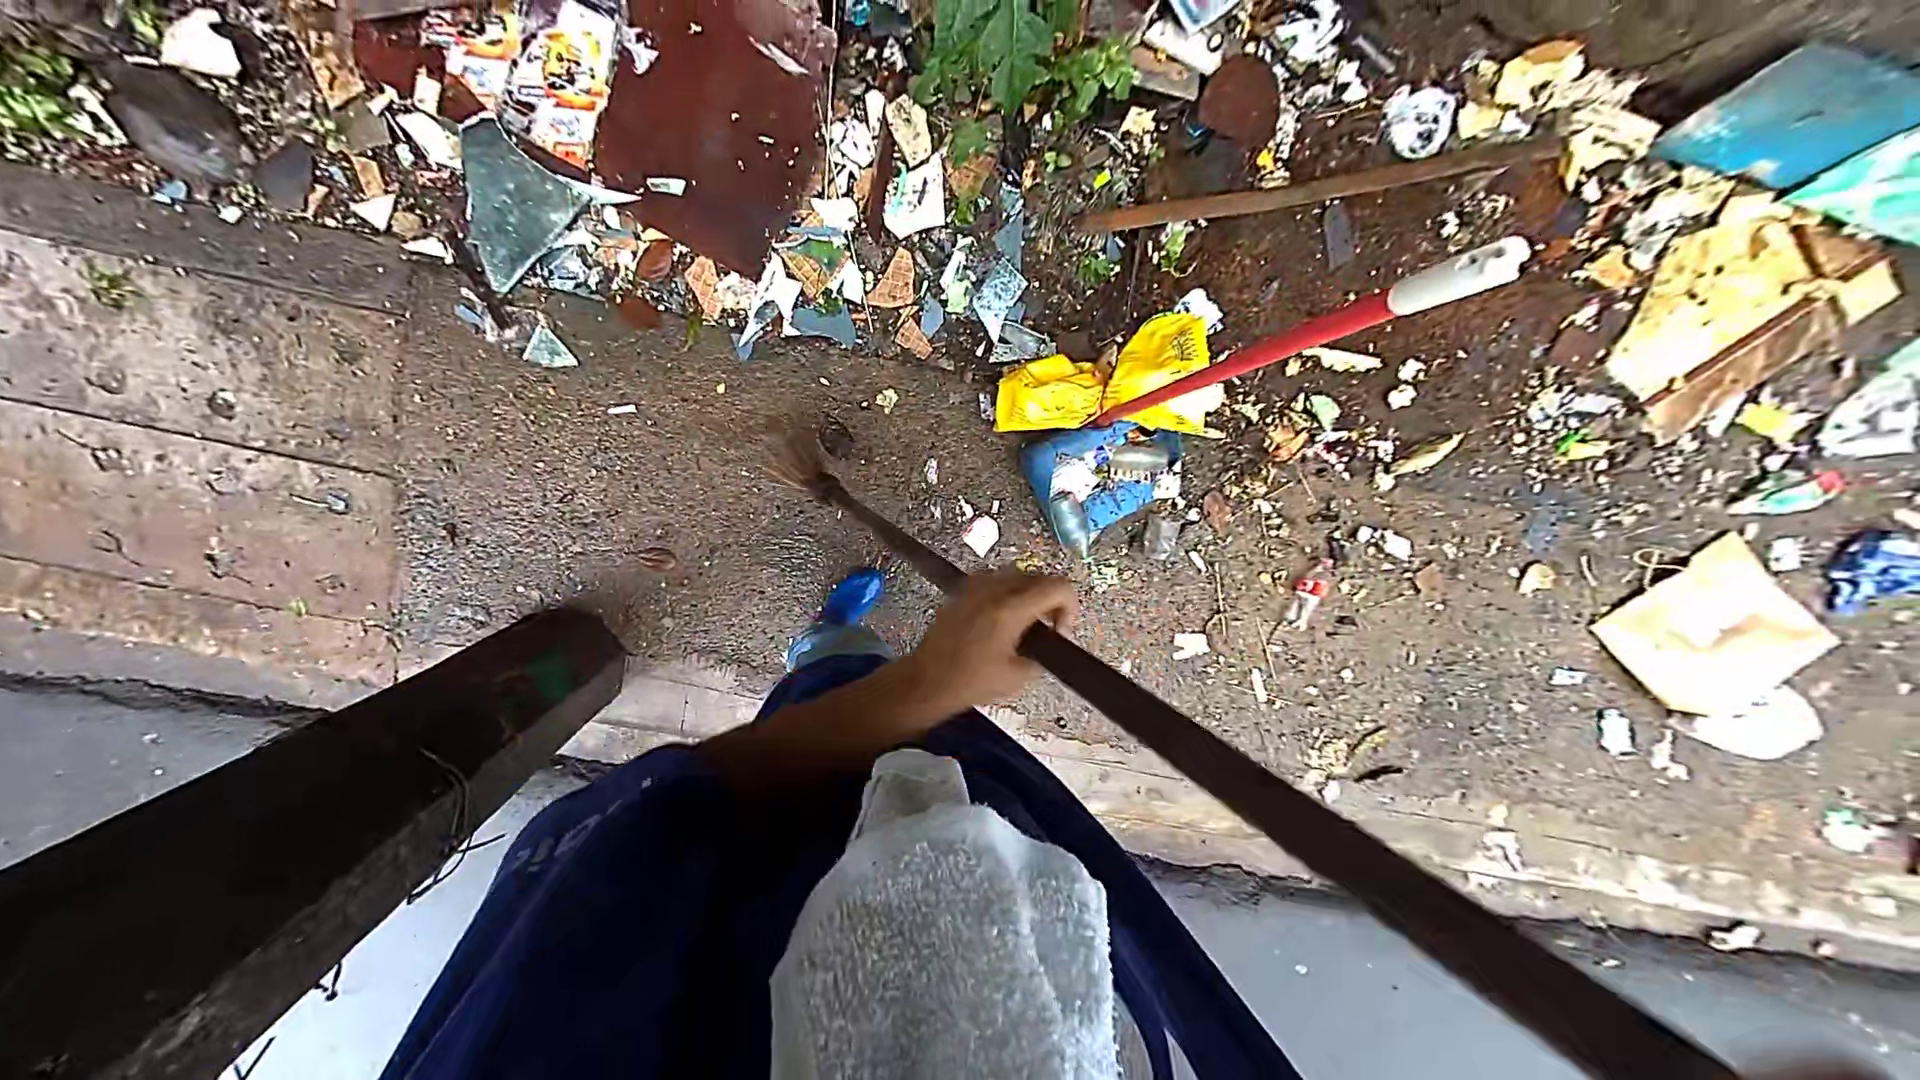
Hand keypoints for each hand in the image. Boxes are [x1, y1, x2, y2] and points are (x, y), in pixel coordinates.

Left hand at [897, 571, 1077, 717]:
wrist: (927, 680)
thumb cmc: (970, 681)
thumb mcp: (1018, 676)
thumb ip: (1042, 653)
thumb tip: (1049, 641)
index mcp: (1009, 609)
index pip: (1058, 586)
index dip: (1070, 606)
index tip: (1061, 629)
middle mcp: (993, 588)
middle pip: (1040, 576)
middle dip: (1052, 600)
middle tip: (1049, 628)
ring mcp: (976, 585)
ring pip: (1018, 575)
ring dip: (1031, 594)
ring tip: (1028, 624)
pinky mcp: (964, 589)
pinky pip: (997, 580)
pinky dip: (1010, 593)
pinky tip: (1005, 619)